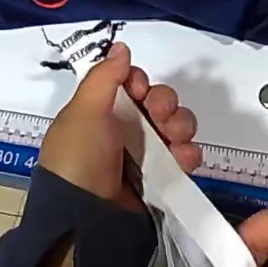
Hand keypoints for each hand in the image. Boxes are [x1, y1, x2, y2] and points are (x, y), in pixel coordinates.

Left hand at [37, 42, 200, 210]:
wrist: (87, 219)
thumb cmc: (80, 157)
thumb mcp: (83, 111)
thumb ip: (104, 76)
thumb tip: (121, 46)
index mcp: (100, 111)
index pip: (132, 84)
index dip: (140, 82)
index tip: (138, 89)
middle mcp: (124, 130)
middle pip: (159, 101)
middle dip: (165, 103)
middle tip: (158, 115)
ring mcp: (145, 155)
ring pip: (177, 125)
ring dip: (181, 126)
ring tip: (172, 140)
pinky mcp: (163, 178)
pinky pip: (185, 156)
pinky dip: (188, 154)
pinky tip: (181, 159)